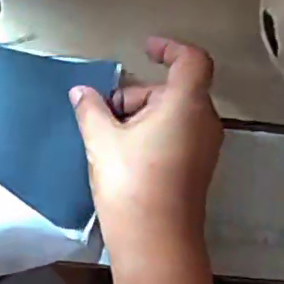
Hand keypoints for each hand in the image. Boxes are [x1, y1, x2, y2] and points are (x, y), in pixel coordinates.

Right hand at [69, 36, 223, 258]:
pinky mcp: (194, 165)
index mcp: (185, 105)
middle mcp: (202, 120)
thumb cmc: (130, 180)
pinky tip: (119, 153)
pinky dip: (148, 133)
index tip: (145, 48)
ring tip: (104, 137)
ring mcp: (202, 145)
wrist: (154, 235)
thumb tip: (81, 92)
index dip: (170, 48)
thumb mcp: (101, 141)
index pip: (191, 60)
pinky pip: (173, 135)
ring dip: (138, 116)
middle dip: (134, 95)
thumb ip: (90, 110)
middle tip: (99, 113)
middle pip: (172, 91)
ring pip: (171, 114)